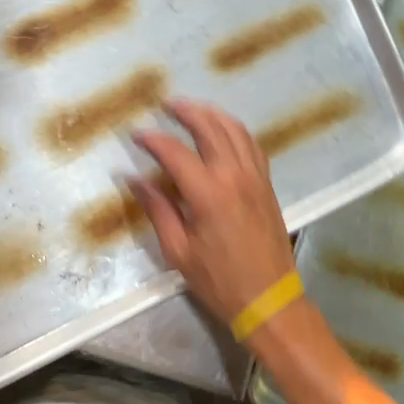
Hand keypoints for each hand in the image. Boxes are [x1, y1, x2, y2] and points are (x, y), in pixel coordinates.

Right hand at [131, 100, 298, 327]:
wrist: (269, 299)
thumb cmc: (219, 280)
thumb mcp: (178, 251)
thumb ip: (157, 209)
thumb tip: (133, 180)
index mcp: (208, 194)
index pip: (175, 152)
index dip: (153, 139)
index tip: (136, 135)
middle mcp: (234, 176)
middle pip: (209, 127)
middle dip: (186, 111)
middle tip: (166, 104)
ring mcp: (255, 176)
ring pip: (234, 129)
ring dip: (211, 113)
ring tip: (192, 108)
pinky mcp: (266, 183)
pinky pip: (251, 144)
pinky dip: (234, 129)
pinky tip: (222, 129)